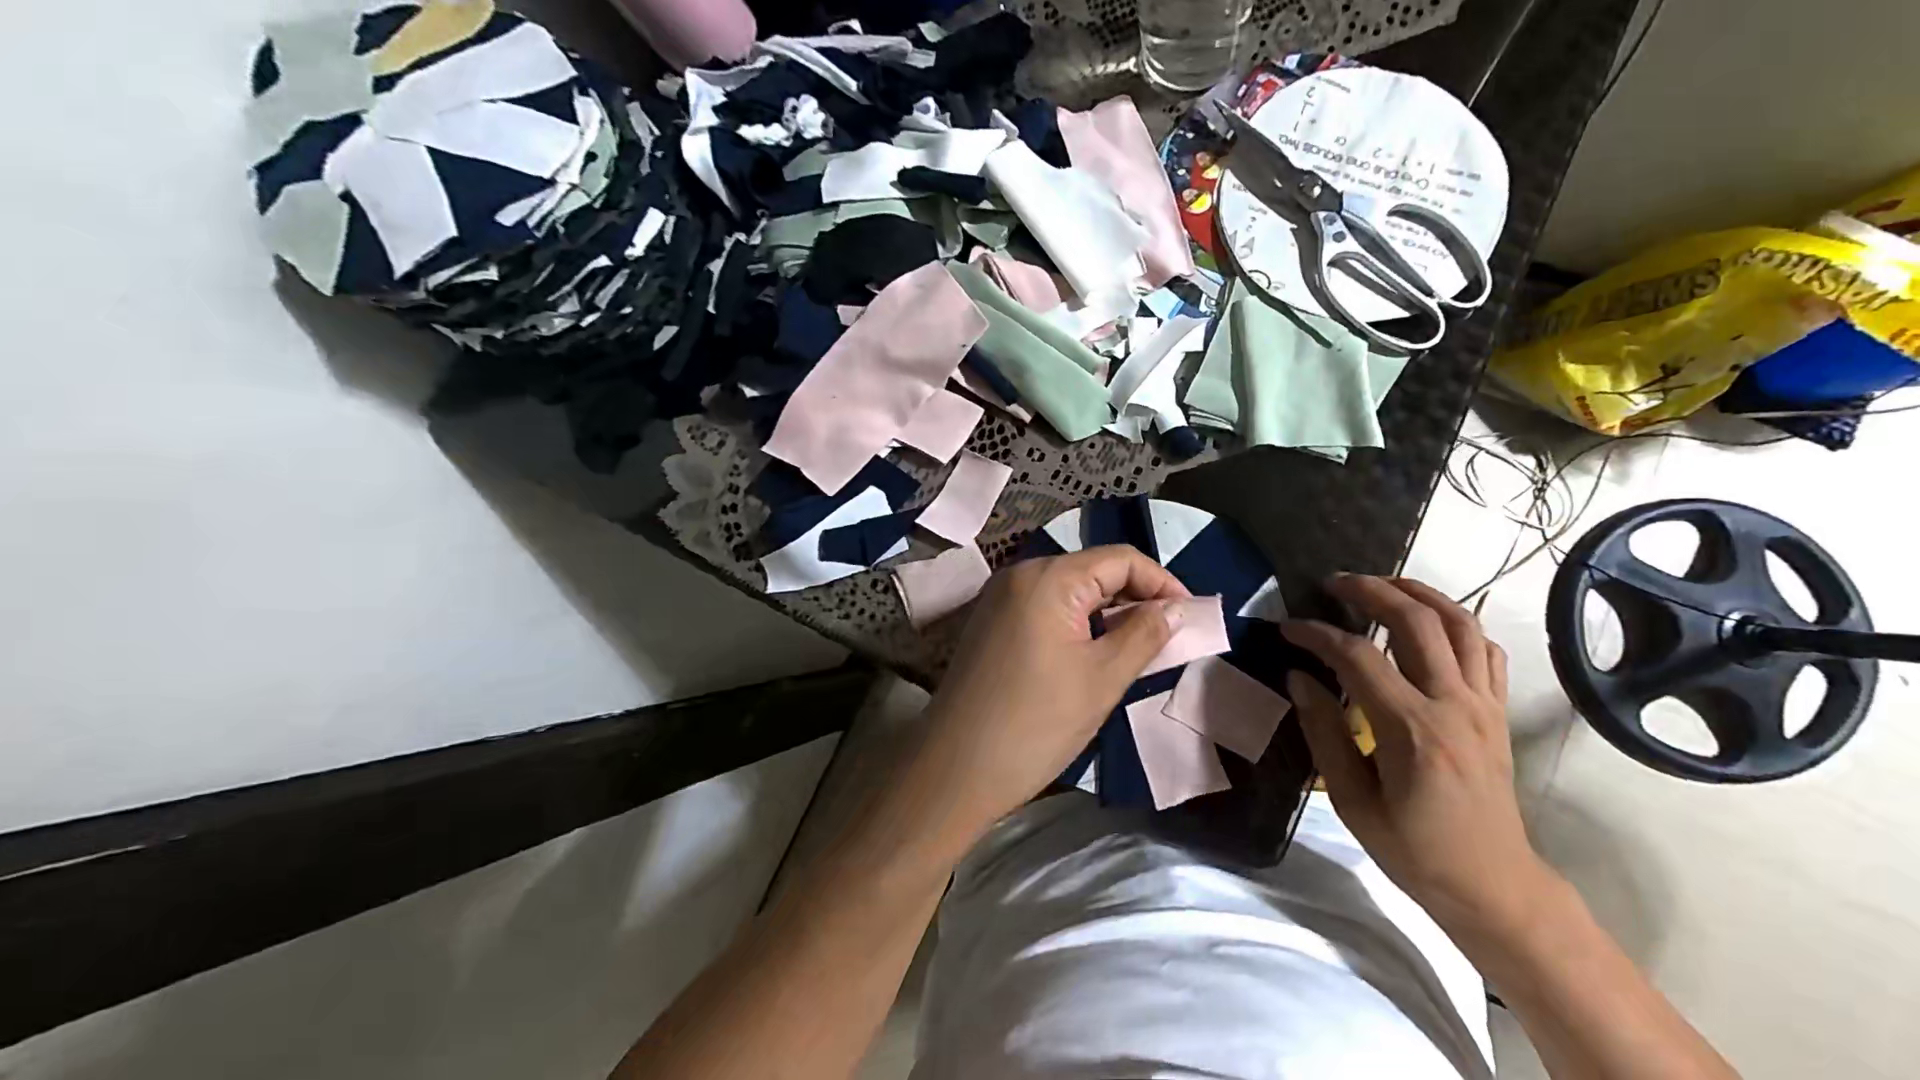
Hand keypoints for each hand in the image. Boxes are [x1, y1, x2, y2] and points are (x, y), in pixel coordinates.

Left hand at [905, 546, 1189, 839]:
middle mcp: (1019, 575)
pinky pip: (1045, 608)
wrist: (955, 768)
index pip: (1120, 559)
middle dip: (1136, 597)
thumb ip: (1144, 634)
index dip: (1162, 583)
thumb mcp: (1103, 678)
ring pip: (1069, 590)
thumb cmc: (1037, 724)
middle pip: (1093, 570)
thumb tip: (1175, 608)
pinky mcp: (990, 623)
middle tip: (1170, 636)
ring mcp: (999, 598)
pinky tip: (1095, 652)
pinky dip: (1077, 622)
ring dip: (1108, 612)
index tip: (1191, 617)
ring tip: (1139, 647)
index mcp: (1048, 578)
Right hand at [1282, 575, 1555, 936]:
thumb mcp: (1352, 800)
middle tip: (1333, 582)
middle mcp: (1453, 705)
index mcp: (1412, 731)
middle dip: (1370, 590)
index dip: (1317, 634)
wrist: (1492, 883)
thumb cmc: (1413, 849)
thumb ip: (1325, 732)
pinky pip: (1484, 649)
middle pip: (1415, 621)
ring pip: (1460, 623)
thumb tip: (1299, 678)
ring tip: (1381, 583)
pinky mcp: (1497, 710)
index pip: (1357, 657)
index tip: (1287, 628)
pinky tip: (1428, 621)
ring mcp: (1483, 704)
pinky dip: (1456, 622)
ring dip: (1418, 593)